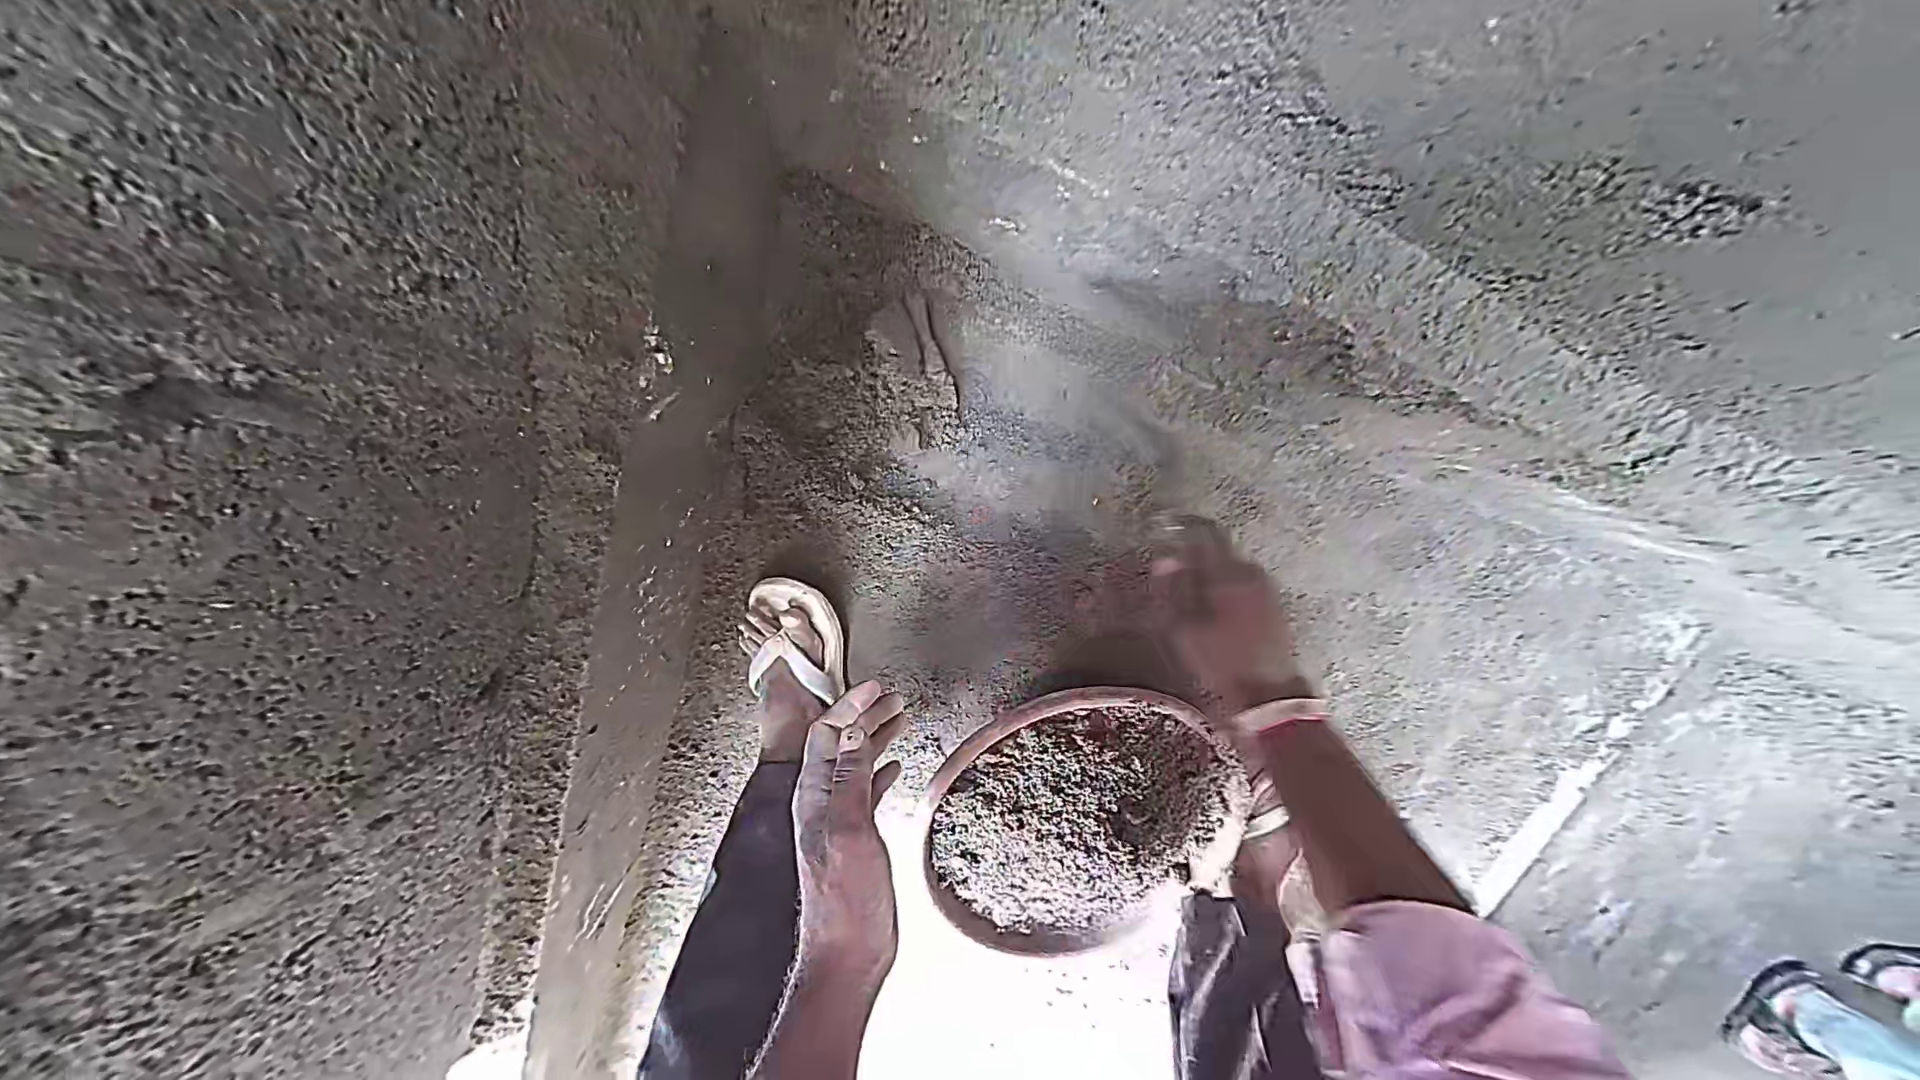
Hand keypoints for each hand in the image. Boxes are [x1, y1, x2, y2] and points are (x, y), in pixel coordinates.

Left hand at [792, 680, 907, 978]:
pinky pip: (867, 788)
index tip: (874, 687)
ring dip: (875, 737)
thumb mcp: (849, 830)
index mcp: (814, 794)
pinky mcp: (855, 835)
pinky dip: (880, 769)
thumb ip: (848, 778)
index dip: (848, 705)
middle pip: (840, 742)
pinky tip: (895, 765)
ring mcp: (838, 818)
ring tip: (899, 717)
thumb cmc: (846, 899)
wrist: (849, 950)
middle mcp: (822, 801)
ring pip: (856, 762)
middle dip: (864, 714)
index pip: (826, 733)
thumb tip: (850, 729)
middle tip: (891, 696)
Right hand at [1151, 516, 1312, 716]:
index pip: (1202, 531)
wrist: (1268, 697)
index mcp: (1226, 573)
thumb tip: (1164, 558)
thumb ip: (1171, 588)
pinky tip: (1211, 609)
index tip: (1161, 525)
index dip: (1179, 525)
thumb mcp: (1183, 628)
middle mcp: (1250, 573)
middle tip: (1170, 570)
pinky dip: (1224, 586)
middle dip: (1192, 553)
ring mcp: (1265, 587)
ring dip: (1208, 571)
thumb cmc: (1220, 663)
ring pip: (1229, 566)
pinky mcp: (1273, 604)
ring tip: (1188, 595)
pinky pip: (1242, 582)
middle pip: (1217, 548)